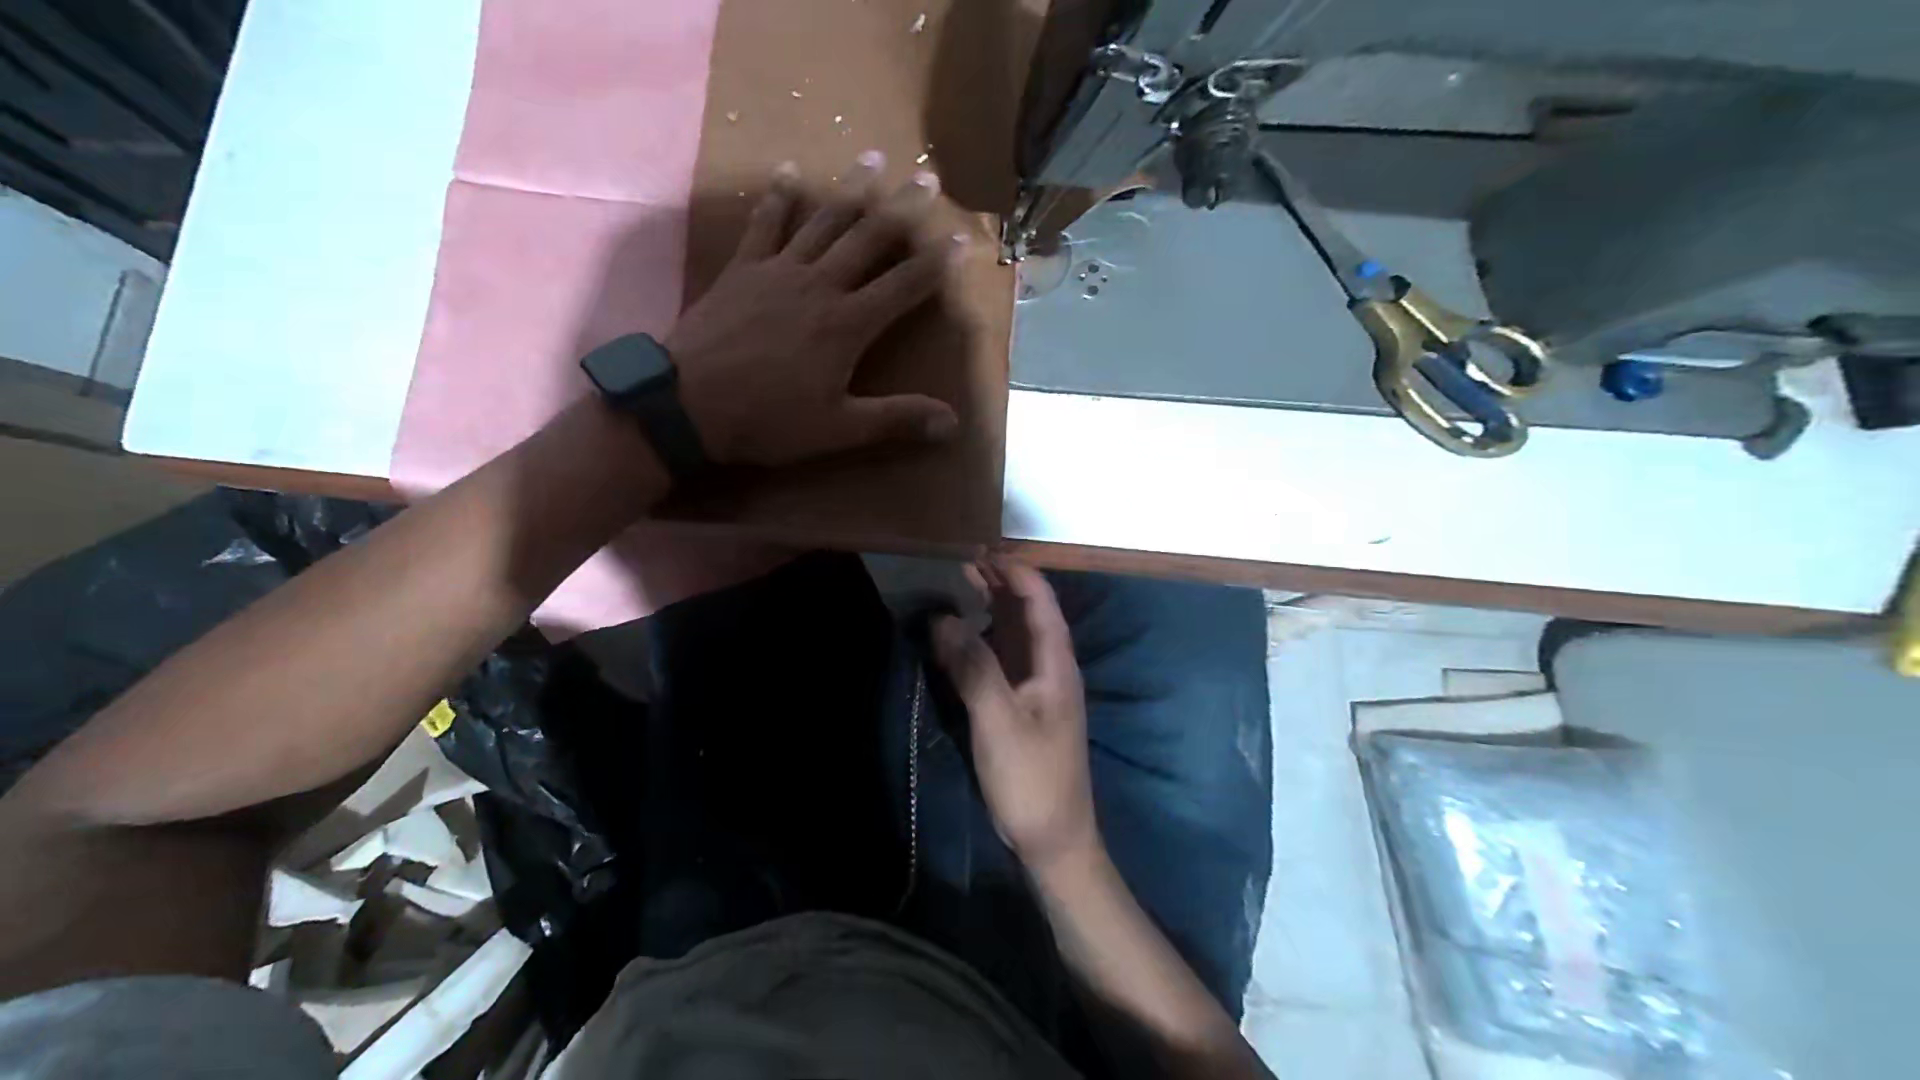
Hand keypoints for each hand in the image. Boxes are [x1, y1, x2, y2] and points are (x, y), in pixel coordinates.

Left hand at [668, 151, 966, 466]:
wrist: (687, 404)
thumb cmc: (768, 420)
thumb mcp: (838, 429)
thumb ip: (896, 419)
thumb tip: (952, 423)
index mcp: (849, 324)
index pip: (905, 285)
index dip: (937, 263)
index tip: (962, 238)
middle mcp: (821, 284)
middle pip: (870, 238)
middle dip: (903, 208)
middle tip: (928, 177)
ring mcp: (779, 270)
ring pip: (824, 220)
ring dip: (853, 189)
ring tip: (874, 157)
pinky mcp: (743, 268)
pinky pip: (765, 223)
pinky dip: (779, 196)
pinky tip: (789, 170)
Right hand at [931, 559, 1100, 873]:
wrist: (1054, 838)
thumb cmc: (1031, 777)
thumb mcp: (999, 719)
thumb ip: (973, 666)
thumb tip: (942, 618)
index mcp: (1054, 662)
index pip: (1040, 600)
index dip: (1015, 571)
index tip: (980, 550)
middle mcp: (1049, 668)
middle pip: (1028, 613)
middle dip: (1000, 584)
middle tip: (963, 561)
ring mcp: (1037, 689)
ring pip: (1015, 636)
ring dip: (992, 609)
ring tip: (961, 586)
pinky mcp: (1023, 709)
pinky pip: (1004, 661)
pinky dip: (984, 641)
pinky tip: (963, 638)